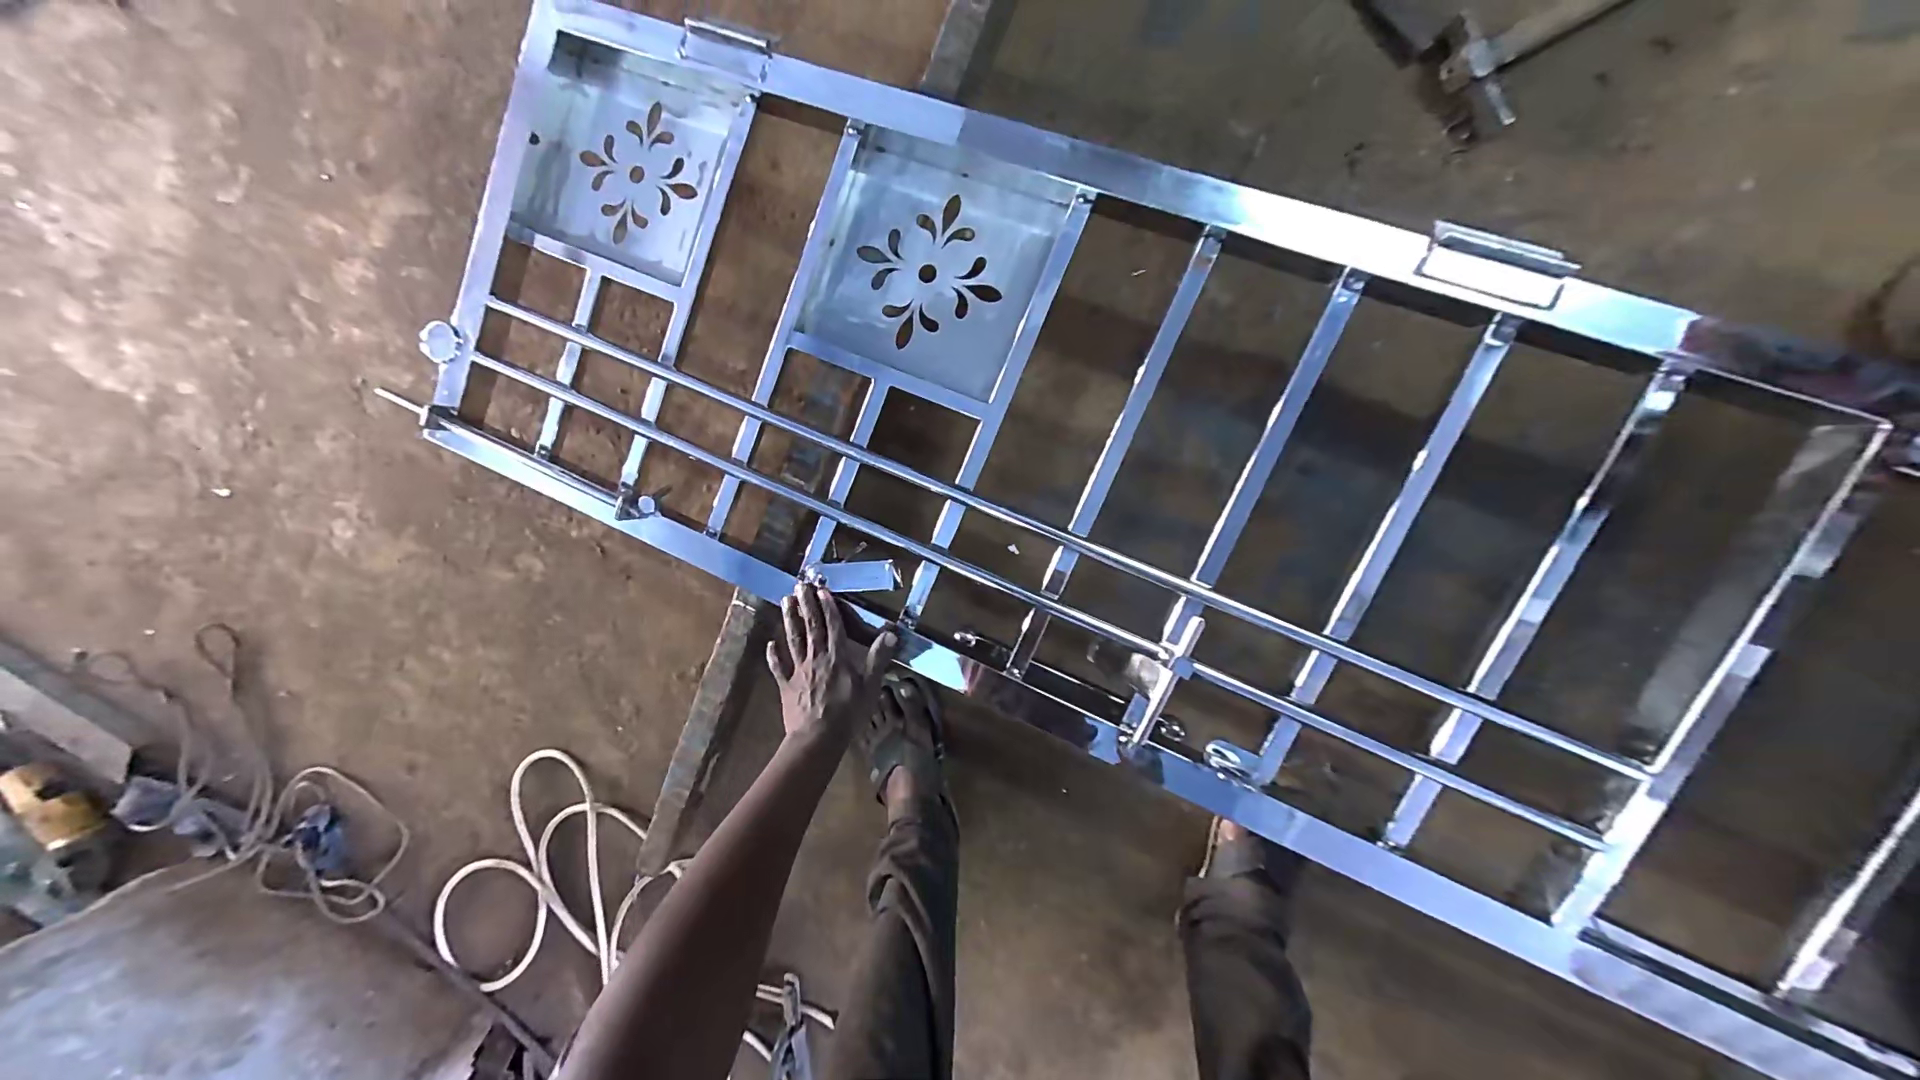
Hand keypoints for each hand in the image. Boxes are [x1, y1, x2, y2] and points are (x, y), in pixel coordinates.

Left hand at [766, 582, 897, 742]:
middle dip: (806, 605)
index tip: (822, 590)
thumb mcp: (870, 685)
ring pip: (793, 640)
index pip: (833, 626)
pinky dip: (773, 655)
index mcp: (837, 656)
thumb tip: (891, 632)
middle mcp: (816, 658)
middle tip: (800, 585)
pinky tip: (769, 644)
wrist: (817, 738)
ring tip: (785, 601)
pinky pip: (778, 668)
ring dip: (789, 620)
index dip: (828, 607)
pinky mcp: (786, 686)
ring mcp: (798, 671)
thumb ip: (878, 657)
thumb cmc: (848, 713)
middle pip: (811, 627)